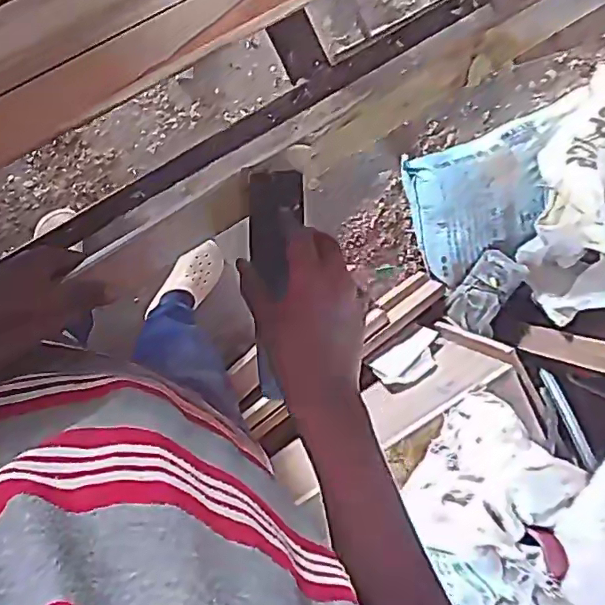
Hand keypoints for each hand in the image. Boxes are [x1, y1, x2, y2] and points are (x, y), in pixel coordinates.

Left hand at [0, 247, 108, 410]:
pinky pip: (24, 321)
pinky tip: (42, 349)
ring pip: (41, 302)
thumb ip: (84, 295)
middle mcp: (21, 271)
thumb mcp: (53, 308)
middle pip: (58, 282)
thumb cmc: (4, 322)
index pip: (75, 261)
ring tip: (73, 342)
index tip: (110, 298)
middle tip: (95, 324)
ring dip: (56, 319)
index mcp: (39, 261)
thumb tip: (116, 284)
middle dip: (76, 300)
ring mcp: (4, 294)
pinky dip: (37, 332)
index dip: (93, 276)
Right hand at [237, 226, 366, 414]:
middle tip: (294, 237)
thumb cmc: (290, 354)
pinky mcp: (360, 310)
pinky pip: (347, 284)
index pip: (300, 237)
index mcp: (310, 275)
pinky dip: (334, 279)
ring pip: (340, 262)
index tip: (280, 215)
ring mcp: (353, 294)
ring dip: (324, 256)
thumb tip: (244, 265)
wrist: (325, 389)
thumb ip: (254, 286)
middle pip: (327, 243)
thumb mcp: (266, 318)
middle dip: (311, 235)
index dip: (288, 223)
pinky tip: (320, 293)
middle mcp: (336, 278)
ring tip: (305, 265)